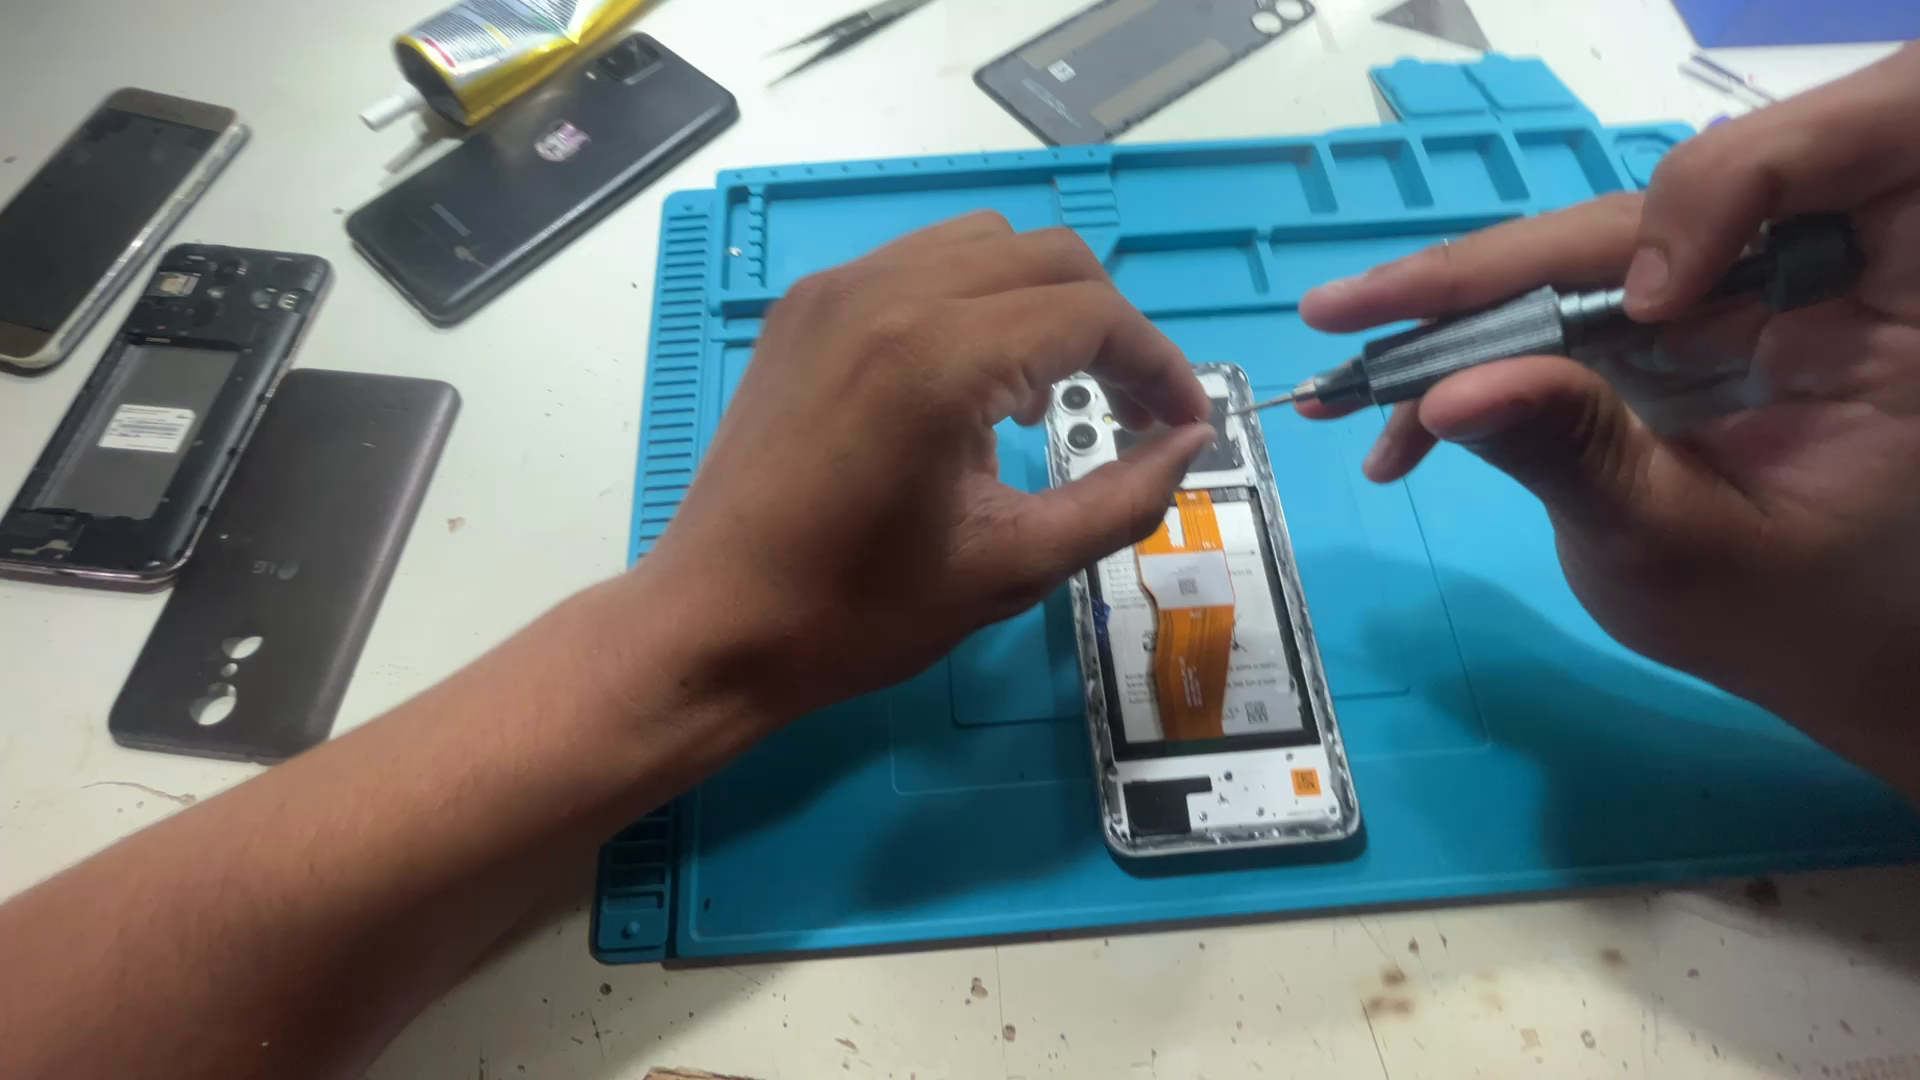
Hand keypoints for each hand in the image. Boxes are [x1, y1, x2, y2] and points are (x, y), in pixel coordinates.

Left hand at [638, 213, 1212, 716]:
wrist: (716, 624)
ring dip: (1041, 308)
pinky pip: (917, 269)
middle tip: (1130, 408)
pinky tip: (970, 385)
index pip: (1090, 314)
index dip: (1157, 364)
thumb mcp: (1011, 567)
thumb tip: (1189, 442)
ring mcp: (834, 292)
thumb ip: (1120, 500)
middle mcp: (885, 292)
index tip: (1183, 421)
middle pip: (1045, 257)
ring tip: (1047, 399)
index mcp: (938, 357)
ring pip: (981, 248)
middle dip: (1109, 327)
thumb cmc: (860, 613)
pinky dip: (974, 306)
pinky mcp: (804, 311)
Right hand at [1297, 46, 1919, 781]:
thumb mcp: (1671, 542)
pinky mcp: (1629, 342)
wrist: (1792, 641)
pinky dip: (1446, 386)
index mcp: (1883, 297)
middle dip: (1473, 280)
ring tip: (1334, 394)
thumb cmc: (1778, 610)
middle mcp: (1782, 275)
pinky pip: (1520, 336)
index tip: (1640, 304)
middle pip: (1617, 226)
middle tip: (1340, 313)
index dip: (1719, 196)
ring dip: (1427, 337)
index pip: (1821, 160)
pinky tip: (1392, 447)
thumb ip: (1571, 453)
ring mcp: (1692, 307)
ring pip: (1542, 281)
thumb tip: (1446, 392)